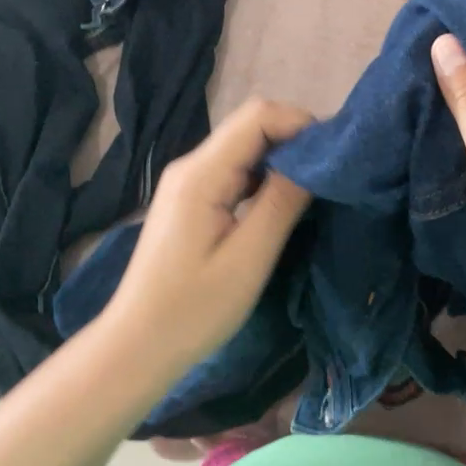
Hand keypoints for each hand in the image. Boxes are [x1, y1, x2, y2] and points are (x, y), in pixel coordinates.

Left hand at [98, 98, 314, 376]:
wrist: (134, 350)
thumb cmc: (192, 311)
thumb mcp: (248, 260)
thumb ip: (282, 202)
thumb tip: (316, 159)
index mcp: (201, 174)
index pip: (258, 116)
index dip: (299, 123)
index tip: (331, 154)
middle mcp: (191, 165)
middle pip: (251, 123)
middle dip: (294, 137)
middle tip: (328, 170)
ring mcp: (188, 180)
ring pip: (245, 143)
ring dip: (281, 154)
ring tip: (313, 185)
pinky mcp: (191, 197)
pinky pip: (234, 166)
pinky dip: (264, 172)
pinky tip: (281, 199)